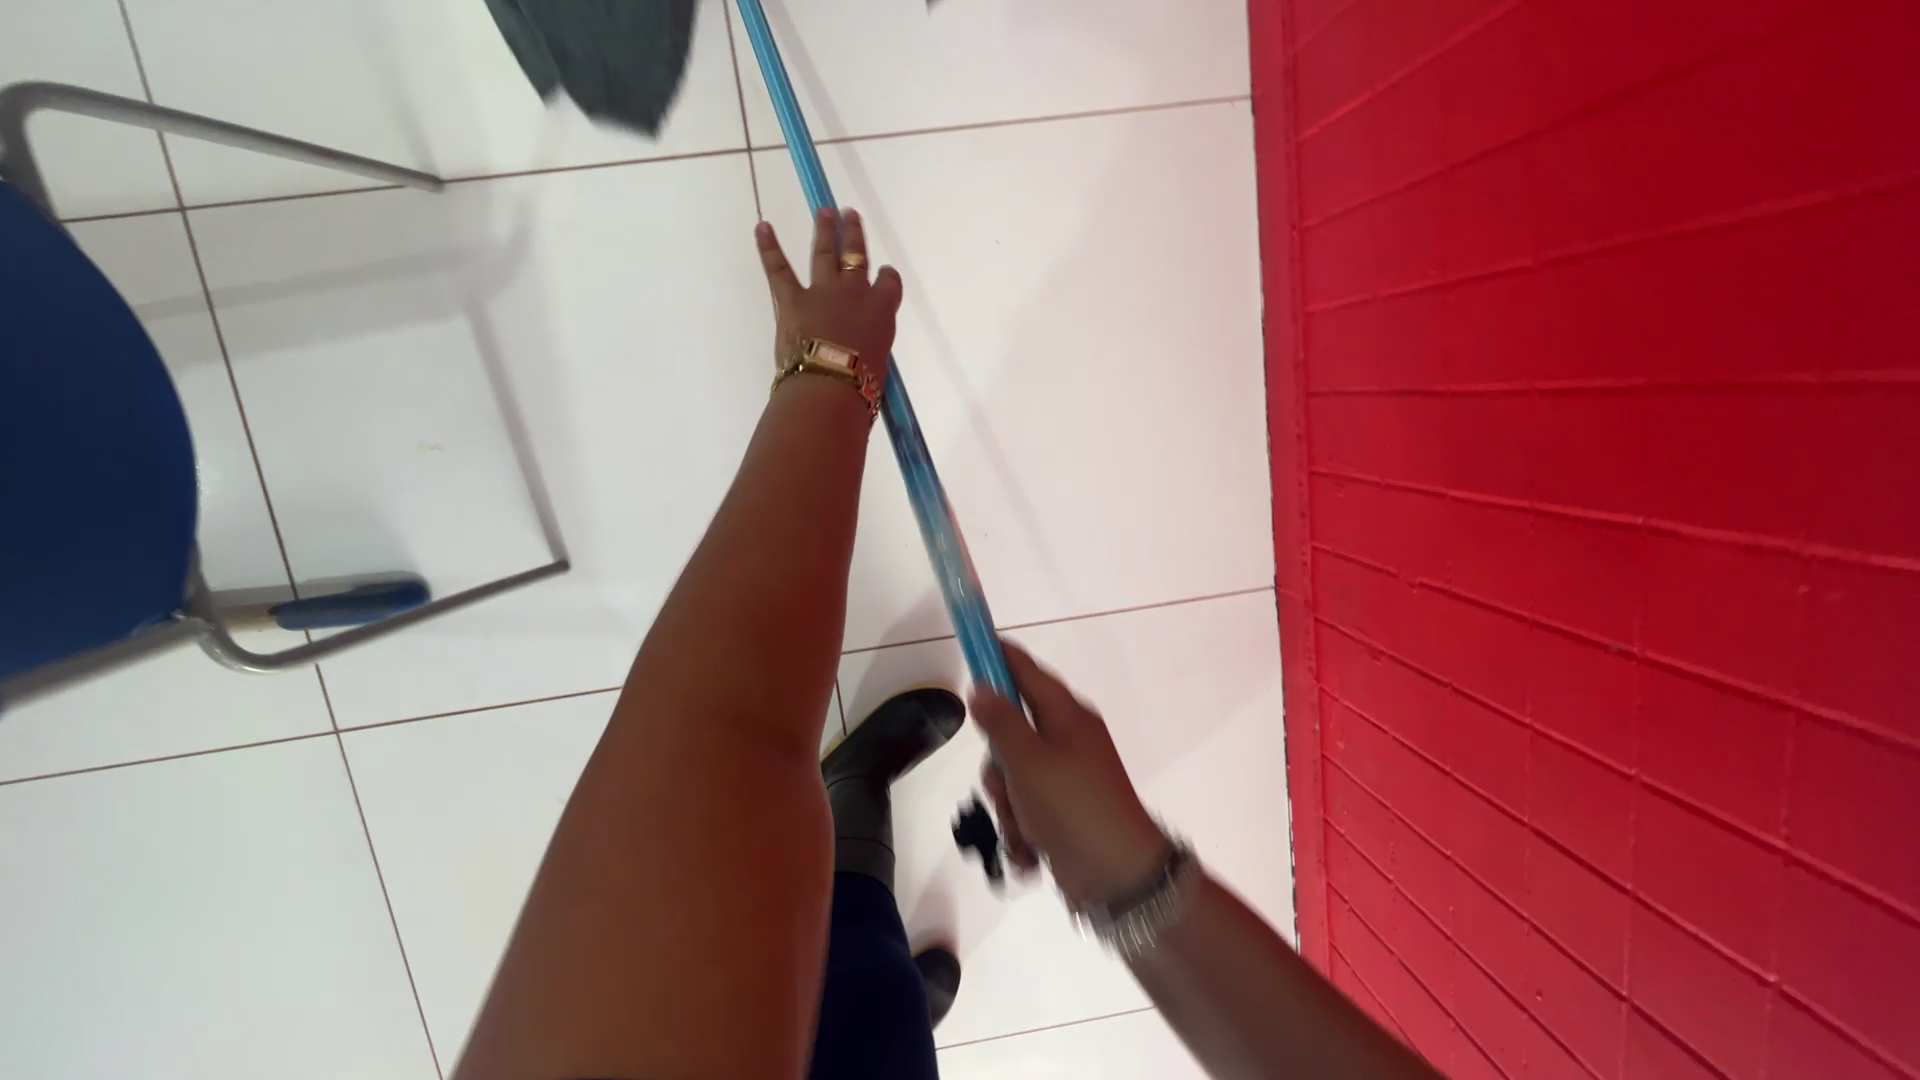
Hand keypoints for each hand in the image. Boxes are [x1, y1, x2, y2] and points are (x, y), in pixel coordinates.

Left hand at [755, 207, 902, 388]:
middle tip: (851, 215)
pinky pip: (778, 269)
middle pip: (856, 256)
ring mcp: (823, 291)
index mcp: (882, 309)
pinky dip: (768, 248)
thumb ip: (871, 348)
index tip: (885, 275)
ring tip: (824, 211)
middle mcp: (855, 291)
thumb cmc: (861, 383)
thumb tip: (861, 354)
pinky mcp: (792, 299)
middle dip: (854, 234)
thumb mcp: (879, 363)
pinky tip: (762, 227)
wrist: (830, 384)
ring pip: (824, 253)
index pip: (889, 282)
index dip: (886, 277)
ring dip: (825, 230)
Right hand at [969, 642, 1171, 907]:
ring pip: (1011, 776)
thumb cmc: (1073, 807)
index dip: (998, 657)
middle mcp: (1066, 740)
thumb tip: (982, 687)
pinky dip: (1021, 831)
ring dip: (1008, 806)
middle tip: (1006, 782)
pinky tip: (1030, 852)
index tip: (973, 646)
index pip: (1026, 671)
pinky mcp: (1061, 813)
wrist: (1119, 876)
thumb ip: (1000, 722)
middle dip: (997, 765)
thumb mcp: (1028, 761)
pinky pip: (1024, 808)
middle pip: (1010, 731)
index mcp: (1066, 716)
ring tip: (1024, 828)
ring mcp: (1065, 778)